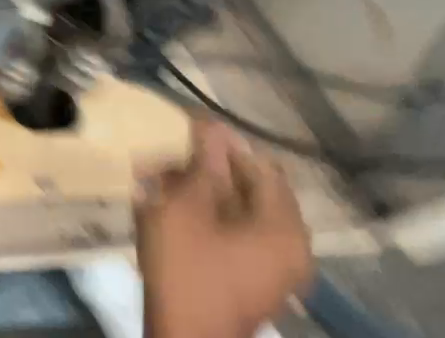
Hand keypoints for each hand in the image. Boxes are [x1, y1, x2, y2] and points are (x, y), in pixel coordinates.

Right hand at [137, 119, 312, 337]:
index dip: (223, 144)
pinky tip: (165, 210)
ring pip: (237, 211)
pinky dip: (203, 215)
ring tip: (152, 183)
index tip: (184, 127)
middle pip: (250, 190)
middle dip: (202, 170)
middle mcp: (291, 246)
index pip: (262, 168)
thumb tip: (214, 127)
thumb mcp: (186, 208)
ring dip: (196, 191)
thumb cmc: (186, 266)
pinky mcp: (254, 277)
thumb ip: (203, 166)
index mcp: (284, 228)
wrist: (186, 332)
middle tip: (159, 159)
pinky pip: (234, 233)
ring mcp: (275, 266)